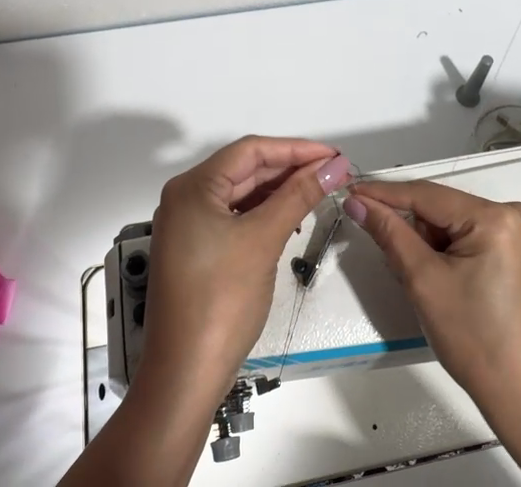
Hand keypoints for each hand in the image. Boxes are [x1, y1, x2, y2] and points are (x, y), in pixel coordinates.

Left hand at [59, 137, 350, 486]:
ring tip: (320, 193)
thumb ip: (299, 196)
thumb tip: (334, 167)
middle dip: (290, 169)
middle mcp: (186, 198)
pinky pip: (235, 217)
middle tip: (334, 174)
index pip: (250, 150)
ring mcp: (188, 225)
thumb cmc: (222, 299)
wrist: (186, 371)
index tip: (334, 156)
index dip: (295, 149)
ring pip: (241, 194)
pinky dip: (264, 213)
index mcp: (193, 187)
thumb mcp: (263, 240)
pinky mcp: (196, 249)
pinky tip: (291, 217)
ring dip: (279, 191)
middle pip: (245, 169)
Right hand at [347, 180, 520, 486]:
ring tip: (425, 283)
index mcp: (496, 217)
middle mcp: (515, 214)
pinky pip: (473, 238)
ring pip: (455, 224)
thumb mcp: (424, 282)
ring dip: (430, 243)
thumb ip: (390, 234)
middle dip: (412, 229)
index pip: (427, 195)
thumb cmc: (474, 340)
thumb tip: (358, 202)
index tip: (350, 191)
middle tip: (390, 260)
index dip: (384, 193)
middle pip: (443, 209)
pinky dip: (449, 252)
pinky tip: (444, 280)